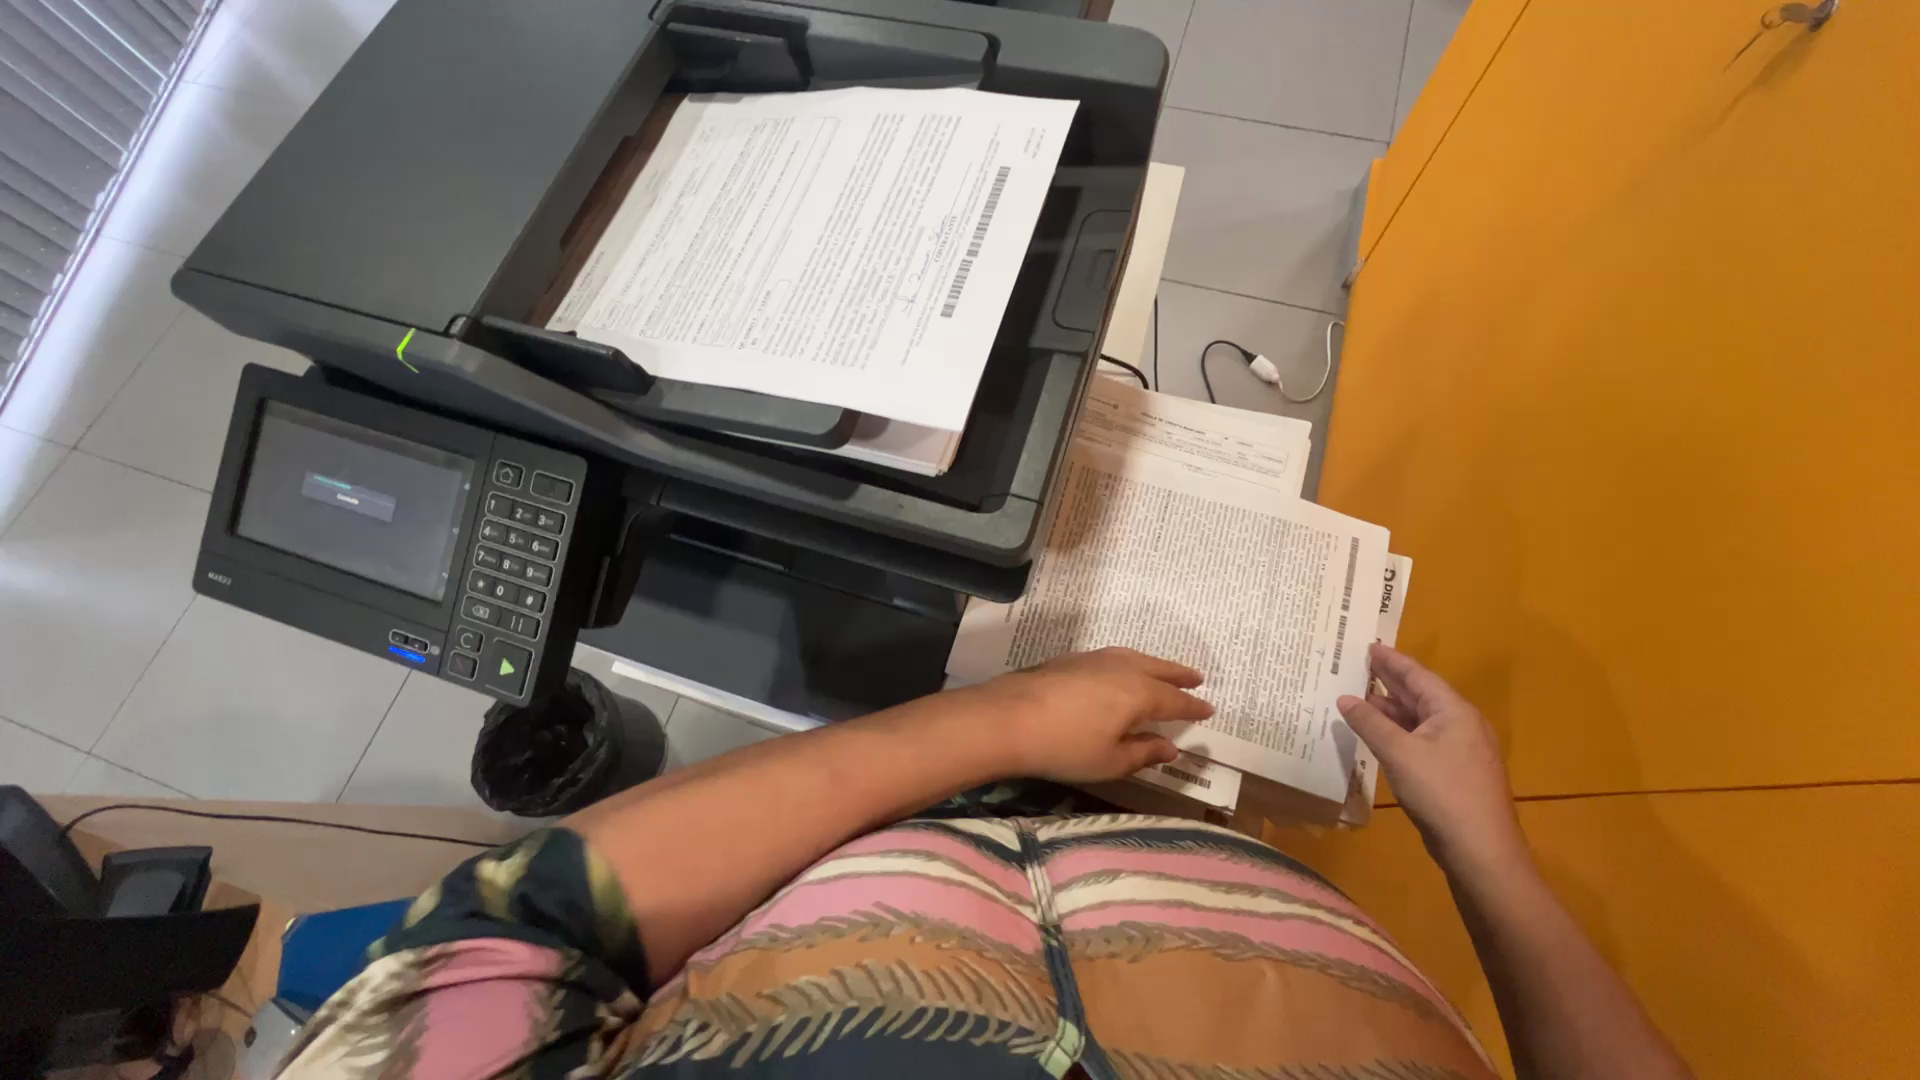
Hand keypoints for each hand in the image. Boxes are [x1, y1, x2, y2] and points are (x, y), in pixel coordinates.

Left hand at [974, 647, 1214, 782]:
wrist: (1007, 718)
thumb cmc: (1065, 746)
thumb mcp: (1110, 761)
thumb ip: (1144, 752)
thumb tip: (1171, 746)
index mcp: (1138, 693)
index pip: (1174, 700)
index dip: (1192, 707)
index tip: (1209, 709)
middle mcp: (1120, 668)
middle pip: (1156, 669)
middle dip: (1177, 675)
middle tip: (1196, 677)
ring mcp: (1091, 660)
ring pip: (1132, 657)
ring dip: (1152, 664)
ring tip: (1162, 671)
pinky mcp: (1068, 660)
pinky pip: (1111, 657)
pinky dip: (1127, 662)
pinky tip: (1119, 672)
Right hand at [1338, 644, 1527, 868]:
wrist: (1480, 850)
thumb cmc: (1441, 792)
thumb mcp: (1398, 753)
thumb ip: (1369, 723)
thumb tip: (1345, 698)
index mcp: (1454, 712)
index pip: (1419, 676)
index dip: (1393, 661)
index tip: (1370, 646)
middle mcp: (1462, 725)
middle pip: (1422, 695)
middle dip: (1392, 681)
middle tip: (1362, 665)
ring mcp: (1461, 750)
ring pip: (1422, 719)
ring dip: (1392, 709)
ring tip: (1361, 698)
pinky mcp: (1455, 772)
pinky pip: (1423, 739)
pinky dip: (1399, 731)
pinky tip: (1380, 735)